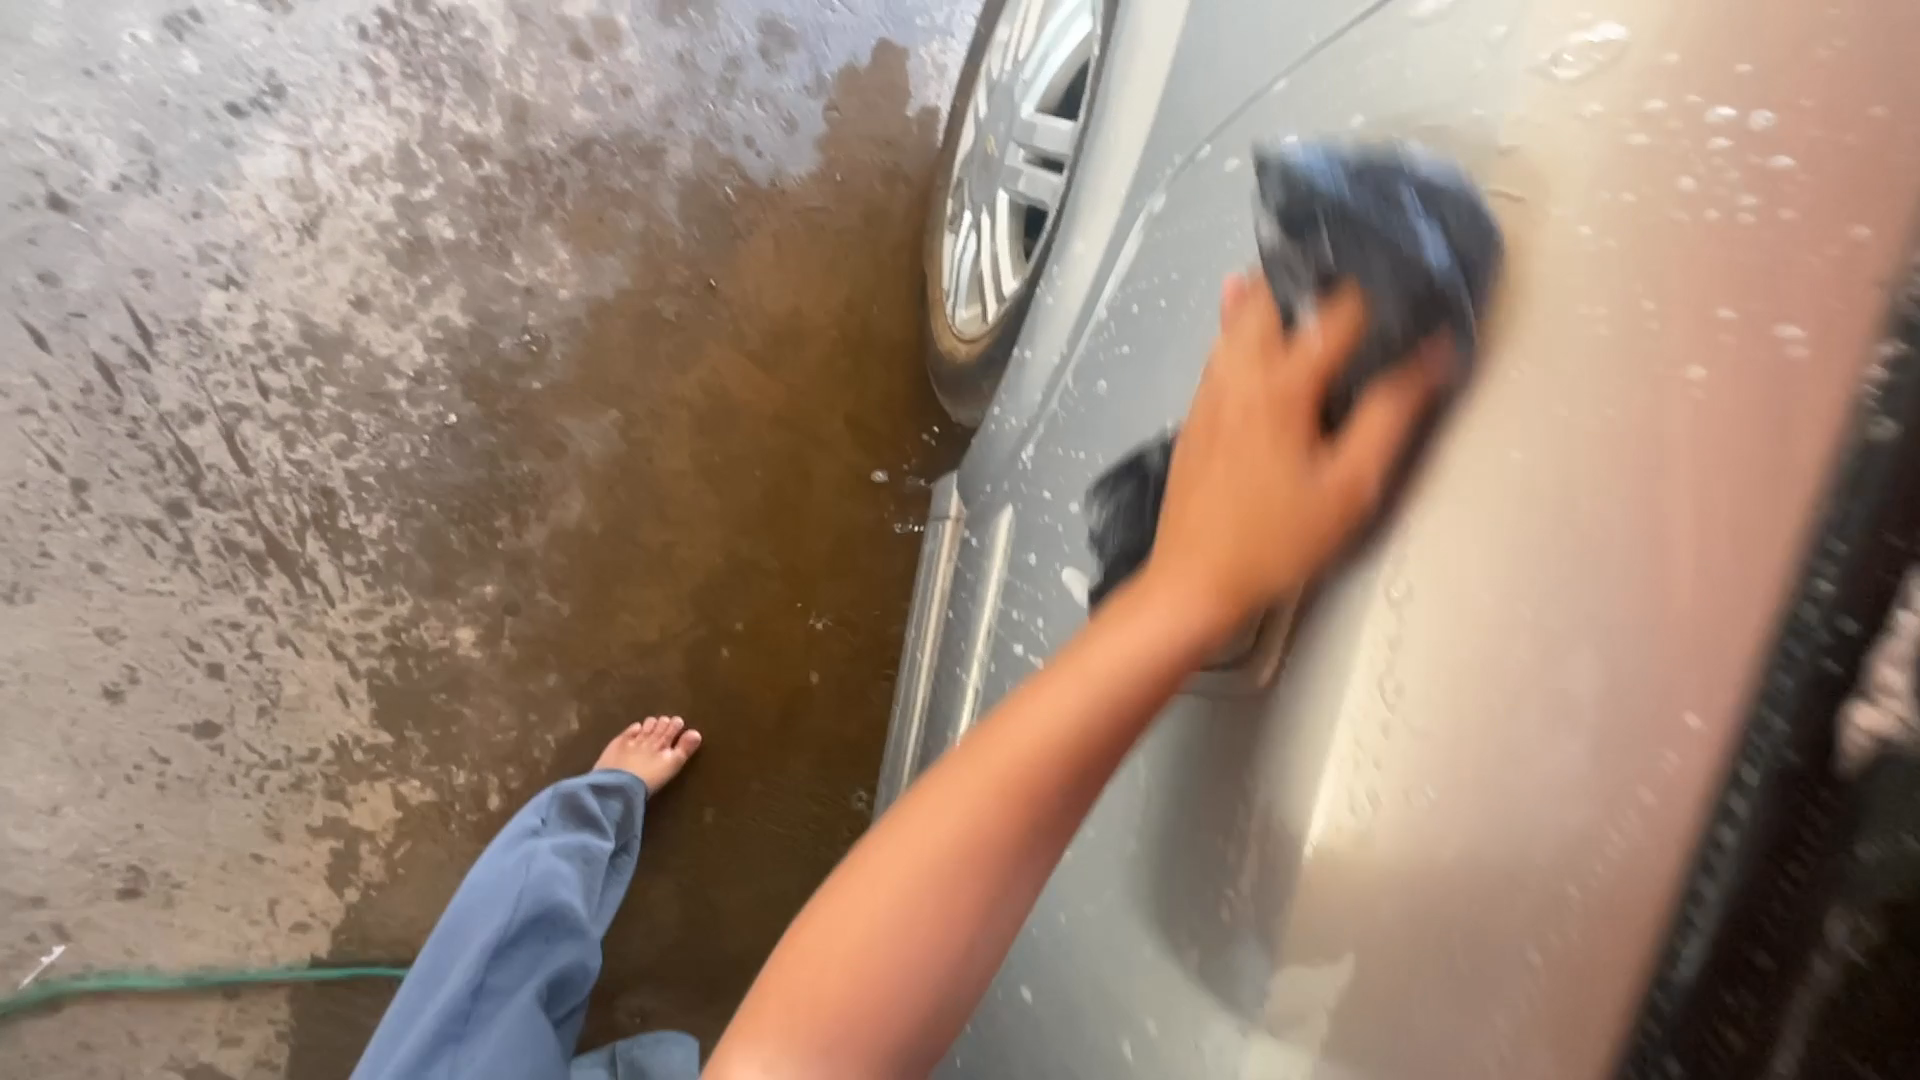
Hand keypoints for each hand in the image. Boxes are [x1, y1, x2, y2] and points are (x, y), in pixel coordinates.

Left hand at [1140, 271, 1449, 640]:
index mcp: (1282, 386)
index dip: (1373, 286)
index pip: (1335, 313)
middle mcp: (1238, 377)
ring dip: (1264, 297)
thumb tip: (1435, 353)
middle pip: (1266, 303)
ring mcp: (1207, 397)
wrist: (1194, 578)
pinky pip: (1217, 358)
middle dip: (1304, 274)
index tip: (1402, 268)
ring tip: (1296, 270)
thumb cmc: (1277, 540)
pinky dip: (1235, 331)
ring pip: (1233, 327)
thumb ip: (1392, 415)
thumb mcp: (1351, 487)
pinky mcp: (1193, 419)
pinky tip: (1243, 325)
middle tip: (1341, 256)